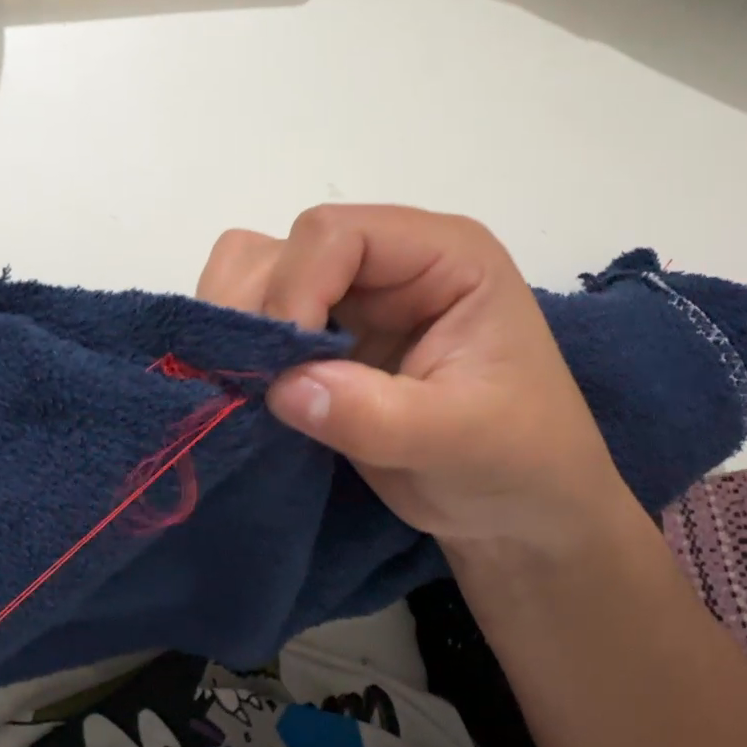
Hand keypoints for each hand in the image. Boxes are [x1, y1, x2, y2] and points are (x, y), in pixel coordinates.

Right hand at [196, 205, 633, 549]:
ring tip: (248, 387)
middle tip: (252, 382)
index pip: (334, 235)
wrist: (515, 510)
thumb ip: (375, 415)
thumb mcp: (462, 442)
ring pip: (248, 275)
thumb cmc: (515, 464)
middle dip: (252, 313)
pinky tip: (248, 390)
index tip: (285, 366)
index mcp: (439, 257)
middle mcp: (383, 262)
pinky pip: (245, 317)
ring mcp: (345, 297)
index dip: (295, 289)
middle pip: (278, 251)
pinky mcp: (314, 334)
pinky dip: (231, 349)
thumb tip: (281, 387)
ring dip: (233, 328)